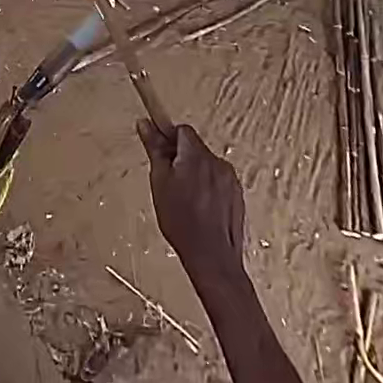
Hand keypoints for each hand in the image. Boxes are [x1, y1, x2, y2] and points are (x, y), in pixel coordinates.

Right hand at [138, 120, 244, 277]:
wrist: (212, 258)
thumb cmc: (181, 220)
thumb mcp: (159, 180)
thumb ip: (154, 149)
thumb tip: (145, 124)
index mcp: (197, 156)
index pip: (182, 130)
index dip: (167, 137)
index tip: (157, 148)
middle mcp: (218, 163)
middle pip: (194, 147)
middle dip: (179, 156)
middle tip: (166, 177)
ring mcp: (231, 181)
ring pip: (205, 165)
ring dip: (193, 172)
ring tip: (181, 196)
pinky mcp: (237, 197)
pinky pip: (217, 181)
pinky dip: (206, 187)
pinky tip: (196, 207)